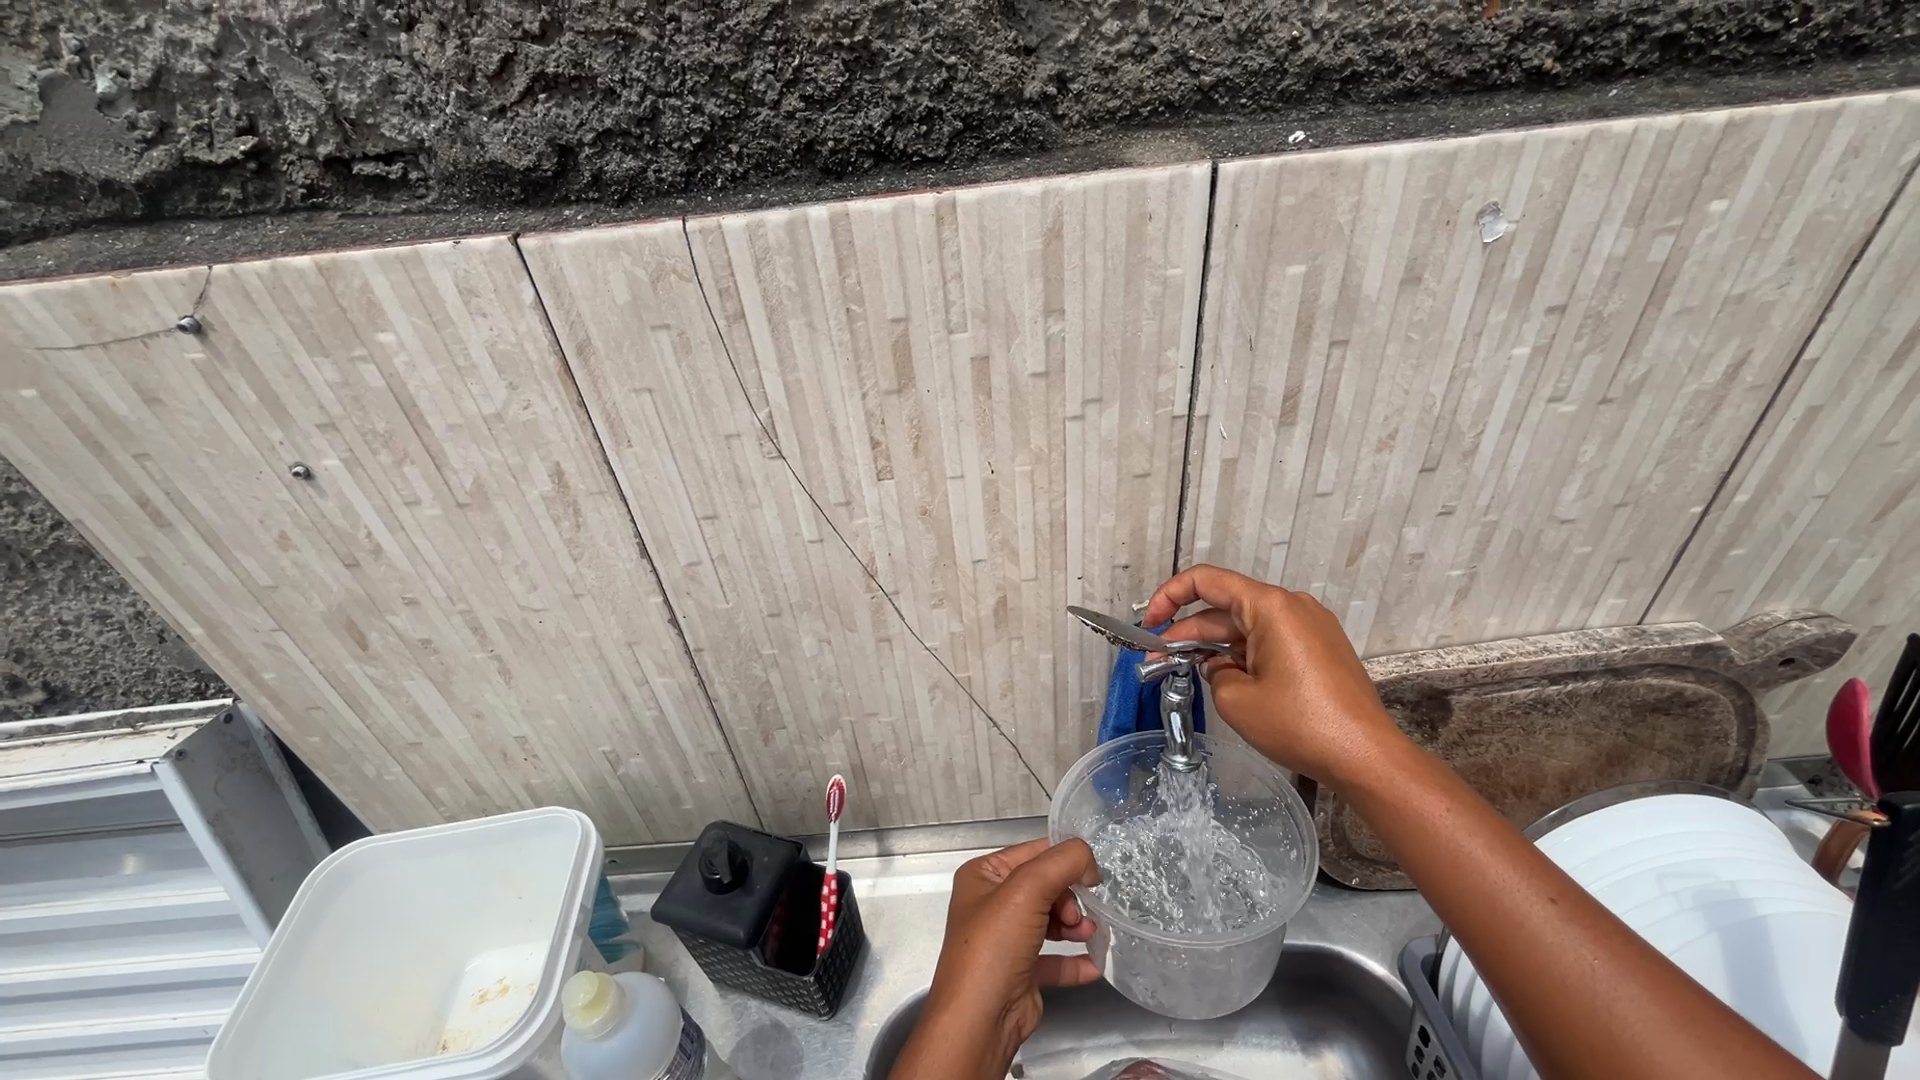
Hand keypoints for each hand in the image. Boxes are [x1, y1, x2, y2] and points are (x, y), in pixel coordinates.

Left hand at [888, 838, 1101, 1079]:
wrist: (979, 1020)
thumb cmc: (995, 945)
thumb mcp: (1027, 888)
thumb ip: (1064, 862)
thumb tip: (1090, 862)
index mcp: (982, 875)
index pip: (1032, 853)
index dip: (1063, 859)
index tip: (1093, 873)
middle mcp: (990, 904)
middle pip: (1044, 887)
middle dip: (1069, 899)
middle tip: (1077, 916)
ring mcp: (1004, 940)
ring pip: (1050, 921)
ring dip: (1074, 926)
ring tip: (1088, 935)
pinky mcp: (1019, 973)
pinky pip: (1053, 959)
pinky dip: (1074, 960)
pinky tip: (1093, 964)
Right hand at [1142, 564, 1407, 789]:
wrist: (1365, 756)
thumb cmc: (1300, 724)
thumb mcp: (1235, 698)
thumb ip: (1212, 670)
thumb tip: (1218, 666)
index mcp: (1270, 606)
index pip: (1206, 581)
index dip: (1169, 596)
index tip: (1149, 624)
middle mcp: (1292, 606)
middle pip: (1225, 608)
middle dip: (1187, 633)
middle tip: (1155, 661)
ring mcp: (1310, 627)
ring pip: (1247, 627)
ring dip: (1213, 646)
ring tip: (1185, 672)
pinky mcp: (1319, 650)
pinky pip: (1269, 641)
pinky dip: (1242, 654)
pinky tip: (1223, 678)